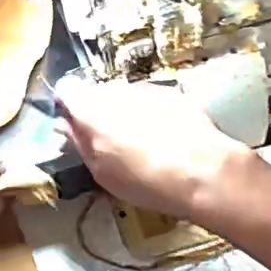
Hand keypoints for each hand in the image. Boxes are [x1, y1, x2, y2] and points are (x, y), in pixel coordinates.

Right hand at [57, 75, 253, 223]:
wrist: (202, 173)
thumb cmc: (144, 180)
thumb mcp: (102, 172)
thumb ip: (80, 143)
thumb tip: (67, 126)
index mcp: (90, 110)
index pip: (67, 91)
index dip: (70, 107)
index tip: (76, 126)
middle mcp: (116, 91)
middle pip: (98, 94)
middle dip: (101, 112)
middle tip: (111, 142)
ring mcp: (146, 89)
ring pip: (126, 96)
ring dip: (128, 112)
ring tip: (143, 144)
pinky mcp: (174, 93)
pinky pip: (153, 100)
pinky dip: (154, 114)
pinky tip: (167, 139)